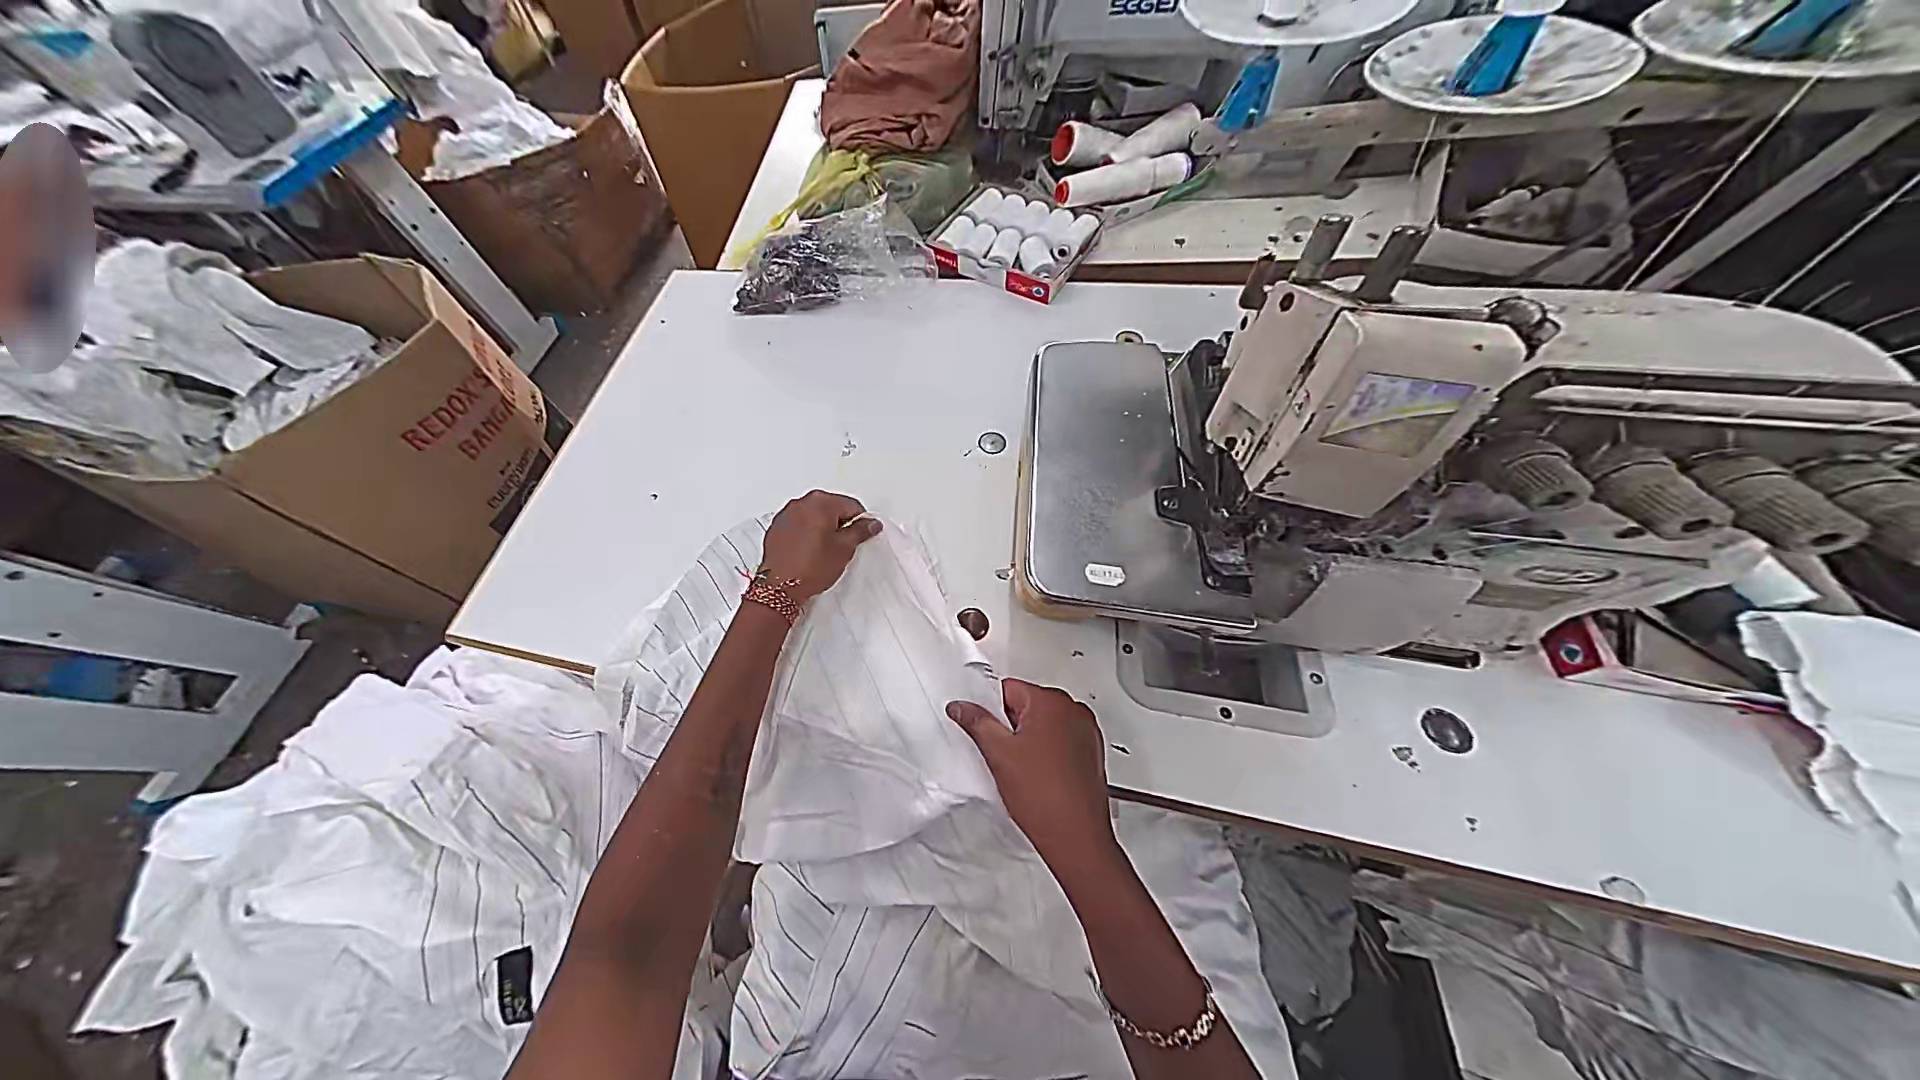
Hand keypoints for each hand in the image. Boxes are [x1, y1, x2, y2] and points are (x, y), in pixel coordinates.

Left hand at [760, 490, 882, 601]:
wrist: (781, 587)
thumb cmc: (809, 567)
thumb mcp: (845, 548)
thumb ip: (861, 530)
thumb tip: (870, 524)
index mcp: (820, 502)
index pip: (852, 505)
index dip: (861, 522)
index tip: (861, 534)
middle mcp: (801, 503)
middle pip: (832, 508)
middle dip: (840, 524)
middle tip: (843, 546)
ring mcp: (786, 515)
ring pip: (814, 516)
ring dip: (823, 529)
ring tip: (825, 551)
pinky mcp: (777, 528)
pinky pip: (799, 525)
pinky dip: (807, 533)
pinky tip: (810, 552)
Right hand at [946, 679, 1119, 877]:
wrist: (1076, 836)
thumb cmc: (1047, 799)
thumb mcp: (998, 754)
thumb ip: (976, 722)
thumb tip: (963, 708)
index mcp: (1051, 702)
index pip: (1008, 688)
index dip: (990, 710)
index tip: (983, 726)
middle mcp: (1073, 711)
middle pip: (1027, 703)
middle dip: (1010, 724)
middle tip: (1003, 753)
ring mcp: (1086, 731)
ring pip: (1045, 723)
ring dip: (1030, 738)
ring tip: (1023, 768)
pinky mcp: (1091, 751)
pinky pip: (1061, 739)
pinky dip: (1048, 751)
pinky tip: (1038, 774)